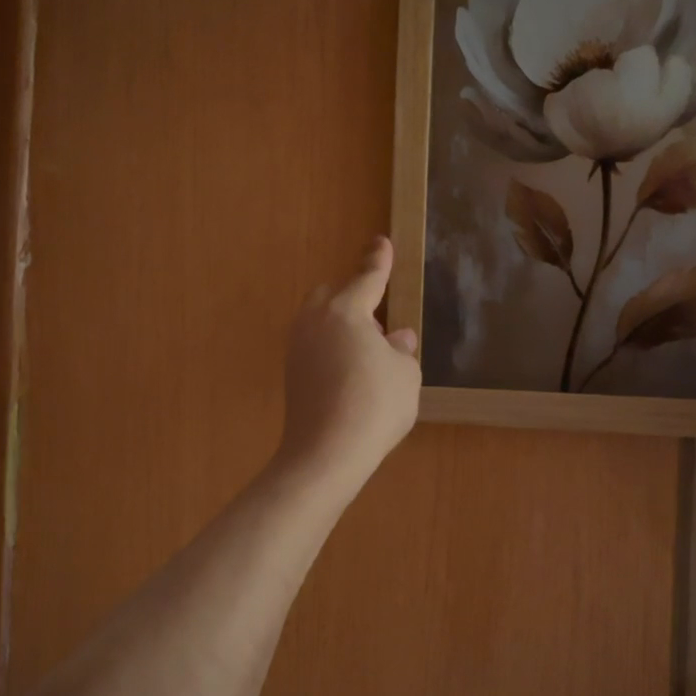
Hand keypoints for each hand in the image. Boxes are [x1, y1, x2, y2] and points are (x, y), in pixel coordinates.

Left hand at [277, 236, 421, 485]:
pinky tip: (349, 373)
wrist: (325, 453)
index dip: (378, 261)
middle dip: (353, 297)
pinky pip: (313, 346)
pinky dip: (330, 349)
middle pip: (332, 294)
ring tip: (366, 351)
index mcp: (346, 311)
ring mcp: (297, 347)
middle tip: (378, 320)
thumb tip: (394, 340)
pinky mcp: (290, 374)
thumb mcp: (405, 376)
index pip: (367, 278)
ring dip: (340, 325)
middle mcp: (314, 321)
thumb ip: (401, 351)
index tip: (381, 242)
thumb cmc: (375, 406)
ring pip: (318, 320)